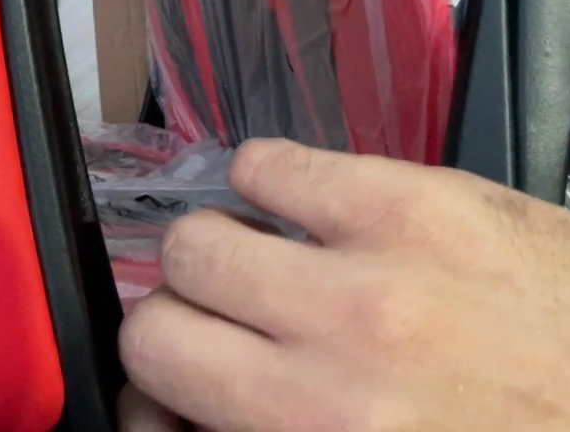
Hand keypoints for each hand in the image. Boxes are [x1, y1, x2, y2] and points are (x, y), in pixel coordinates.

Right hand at [119, 139, 569, 430]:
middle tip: (218, 338)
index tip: (179, 400)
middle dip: (174, 330)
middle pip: (158, 313)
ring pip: (196, 233)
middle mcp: (335, 373)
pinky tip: (305, 217)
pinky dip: (264, 188)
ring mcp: (373, 272)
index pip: (157, 395)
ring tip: (264, 273)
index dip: (152, 401)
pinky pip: (268, 164)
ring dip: (214, 260)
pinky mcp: (417, 198)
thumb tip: (196, 415)